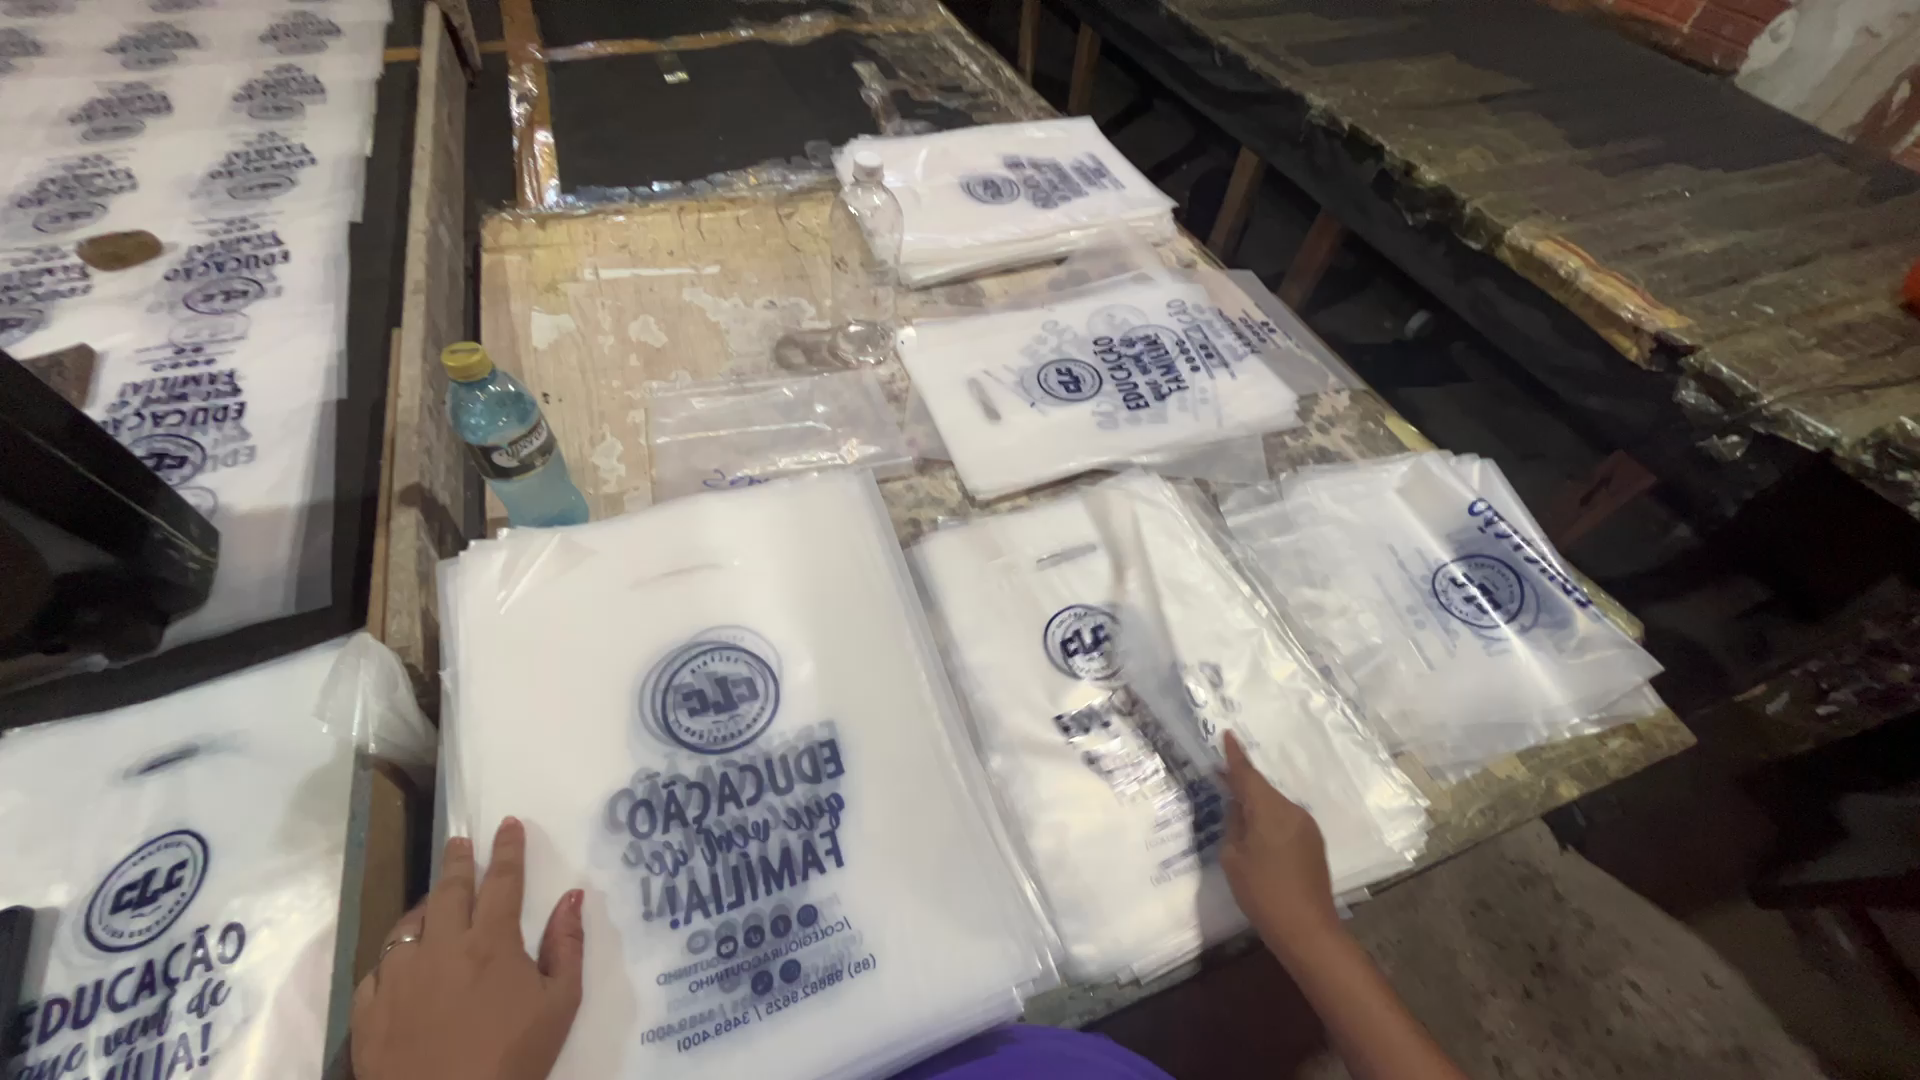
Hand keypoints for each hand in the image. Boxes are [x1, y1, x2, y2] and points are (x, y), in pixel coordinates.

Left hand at [351, 818, 584, 1079]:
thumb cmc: (514, 1057)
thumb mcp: (560, 1002)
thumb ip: (567, 945)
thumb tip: (572, 897)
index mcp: (491, 941)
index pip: (501, 880)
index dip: (507, 849)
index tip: (508, 824)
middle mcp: (441, 948)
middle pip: (448, 891)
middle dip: (457, 861)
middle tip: (459, 841)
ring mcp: (399, 980)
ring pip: (408, 925)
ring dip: (425, 905)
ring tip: (433, 898)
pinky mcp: (369, 1013)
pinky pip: (378, 968)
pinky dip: (395, 954)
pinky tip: (403, 959)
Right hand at [1218, 732, 1342, 965]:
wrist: (1308, 931)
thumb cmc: (1262, 893)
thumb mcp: (1233, 857)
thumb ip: (1234, 824)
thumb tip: (1239, 807)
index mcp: (1270, 810)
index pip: (1248, 774)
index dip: (1235, 755)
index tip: (1227, 734)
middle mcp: (1292, 811)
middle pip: (1262, 789)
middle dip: (1242, 783)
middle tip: (1220, 778)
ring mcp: (1307, 827)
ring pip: (1274, 805)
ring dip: (1256, 804)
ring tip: (1236, 813)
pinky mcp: (1314, 843)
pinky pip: (1285, 820)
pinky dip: (1269, 819)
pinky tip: (1257, 835)